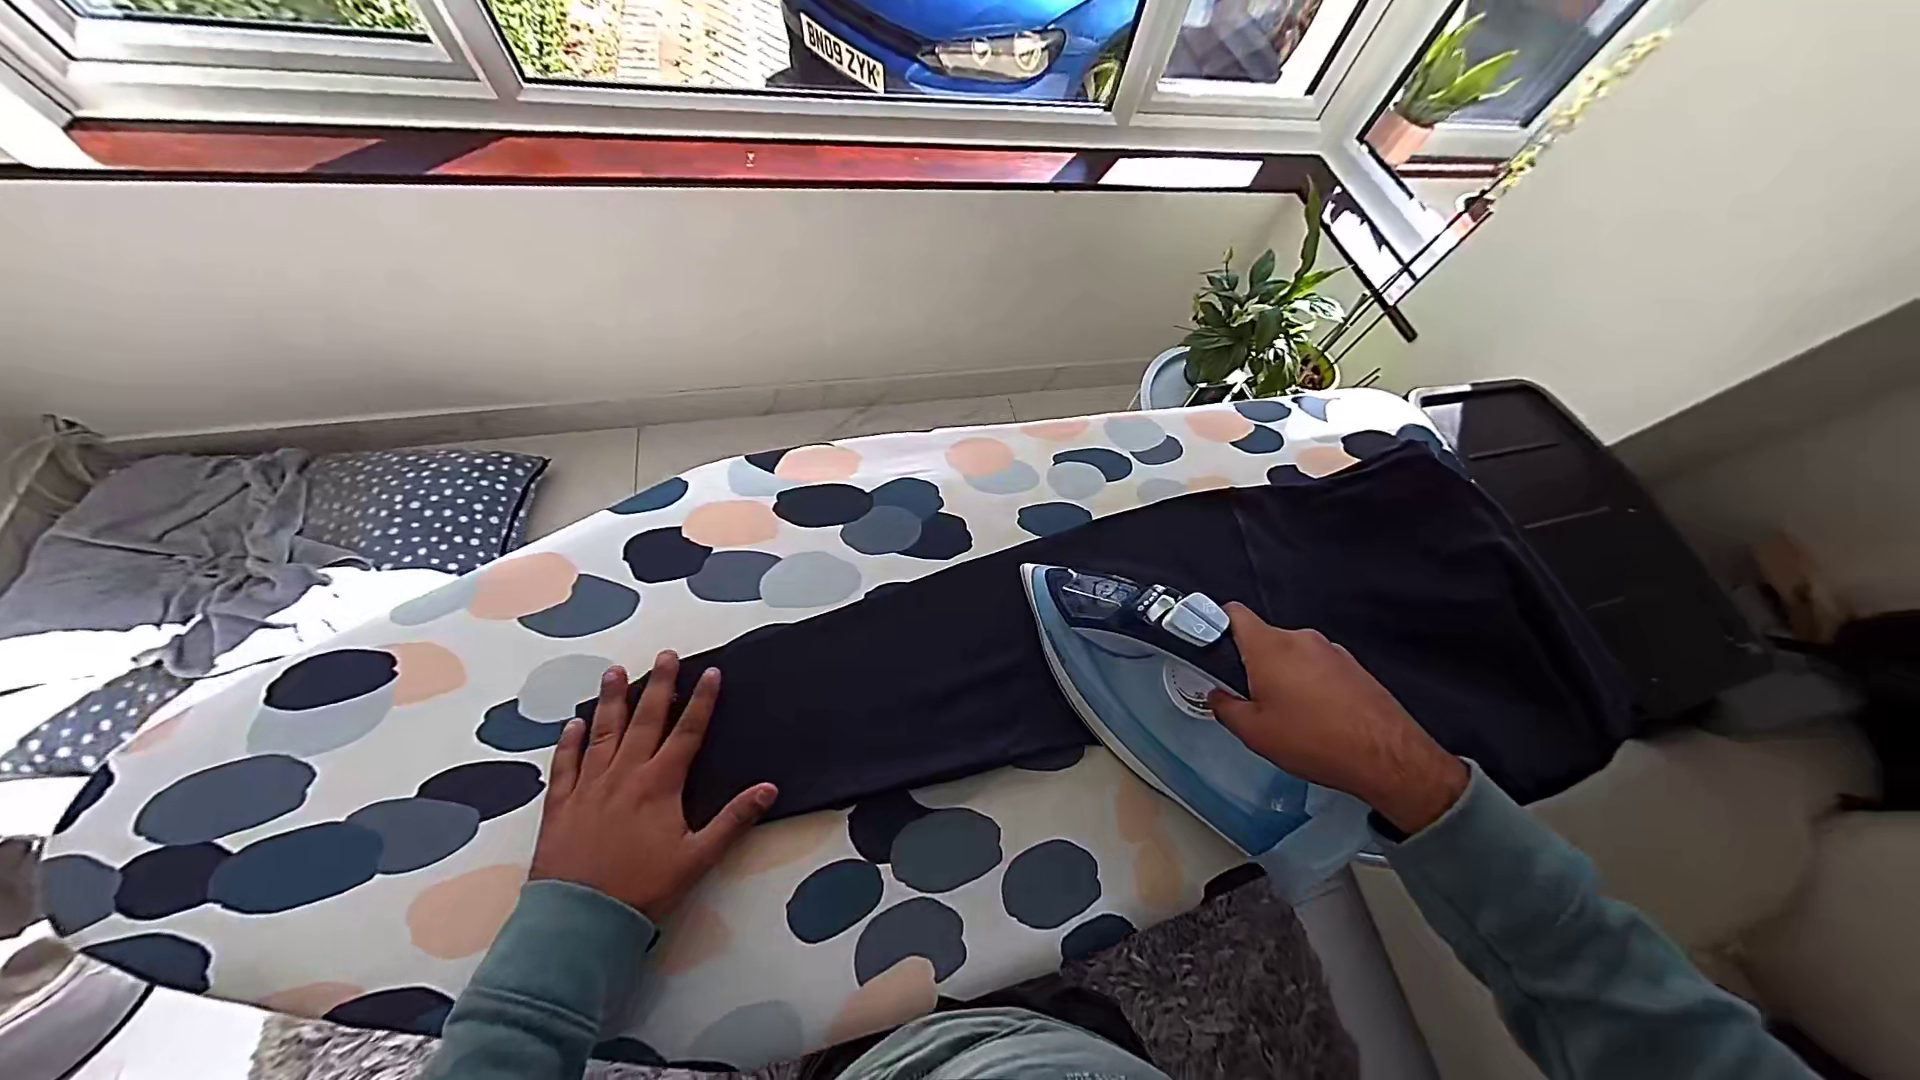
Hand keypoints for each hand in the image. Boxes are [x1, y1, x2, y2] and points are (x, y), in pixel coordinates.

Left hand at [529, 652, 776, 920]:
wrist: (577, 922)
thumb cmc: (643, 888)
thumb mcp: (698, 857)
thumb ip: (734, 819)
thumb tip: (769, 788)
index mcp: (660, 784)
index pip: (687, 732)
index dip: (702, 700)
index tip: (710, 672)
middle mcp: (625, 775)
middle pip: (645, 720)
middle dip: (659, 685)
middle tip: (665, 656)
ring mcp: (590, 787)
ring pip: (603, 733)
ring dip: (610, 701)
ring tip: (614, 672)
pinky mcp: (561, 805)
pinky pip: (565, 765)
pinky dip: (569, 742)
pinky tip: (572, 724)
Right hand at [1207, 603, 1467, 834]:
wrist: (1389, 759)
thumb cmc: (1315, 740)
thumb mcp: (1253, 732)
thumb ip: (1224, 707)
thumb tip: (1217, 696)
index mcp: (1269, 646)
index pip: (1233, 612)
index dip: (1215, 624)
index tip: (1210, 647)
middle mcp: (1301, 639)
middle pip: (1263, 638)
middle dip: (1252, 662)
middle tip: (1249, 696)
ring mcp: (1332, 651)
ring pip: (1292, 654)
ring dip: (1284, 674)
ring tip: (1287, 713)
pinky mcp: (1354, 667)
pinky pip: (1318, 667)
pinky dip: (1311, 684)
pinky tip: (1316, 717)